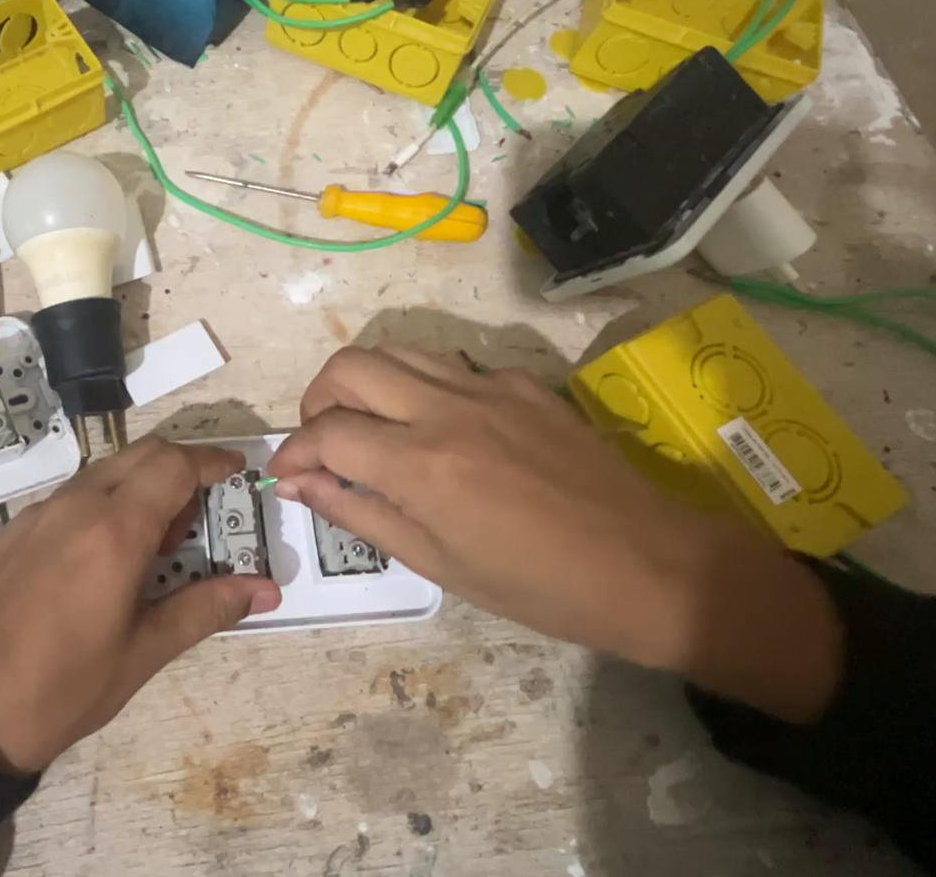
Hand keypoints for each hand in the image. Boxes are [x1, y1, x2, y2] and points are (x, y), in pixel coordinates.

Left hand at [0, 438, 281, 774]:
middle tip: (202, 513)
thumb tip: (264, 590)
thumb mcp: (143, 653)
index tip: (236, 472)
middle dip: (181, 467)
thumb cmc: (62, 687)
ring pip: (107, 470)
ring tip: (159, 540)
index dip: (211, 461)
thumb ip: (205, 609)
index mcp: (113, 531)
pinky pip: (76, 492)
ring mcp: (41, 511)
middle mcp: (76, 505)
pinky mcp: (17, 526)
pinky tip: (108, 553)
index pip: (173, 465)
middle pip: (142, 454)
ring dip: (143, 484)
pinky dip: (108, 499)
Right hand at [266, 346, 841, 723]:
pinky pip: (449, 365)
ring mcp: (487, 386)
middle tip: (323, 439)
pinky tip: (438, 425)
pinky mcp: (521, 382)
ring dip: (365, 381)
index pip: (327, 432)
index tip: (285, 474)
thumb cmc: (536, 586)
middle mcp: (446, 410)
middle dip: (318, 399)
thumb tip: (300, 485)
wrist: (651, 567)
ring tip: (368, 423)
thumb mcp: (436, 564)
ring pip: (397, 350)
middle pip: (350, 366)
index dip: (292, 451)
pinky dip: (421, 386)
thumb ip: (359, 513)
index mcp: (421, 465)